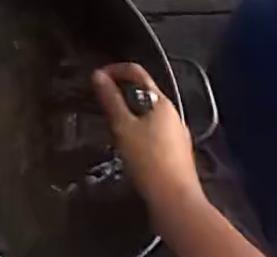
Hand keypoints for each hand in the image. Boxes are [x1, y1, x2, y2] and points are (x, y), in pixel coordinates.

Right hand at [92, 62, 201, 206]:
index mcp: (162, 102)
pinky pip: (156, 133)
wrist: (177, 205)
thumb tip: (98, 75)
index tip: (99, 77)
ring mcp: (178, 135)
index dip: (115, 70)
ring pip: (150, 114)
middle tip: (103, 102)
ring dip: (130, 113)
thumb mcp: (123, 127)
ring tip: (113, 125)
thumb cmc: (149, 161)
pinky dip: (140, 132)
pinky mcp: (178, 155)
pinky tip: (131, 148)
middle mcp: (173, 114)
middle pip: (144, 92)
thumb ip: (110, 99)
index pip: (137, 72)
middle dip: (122, 93)